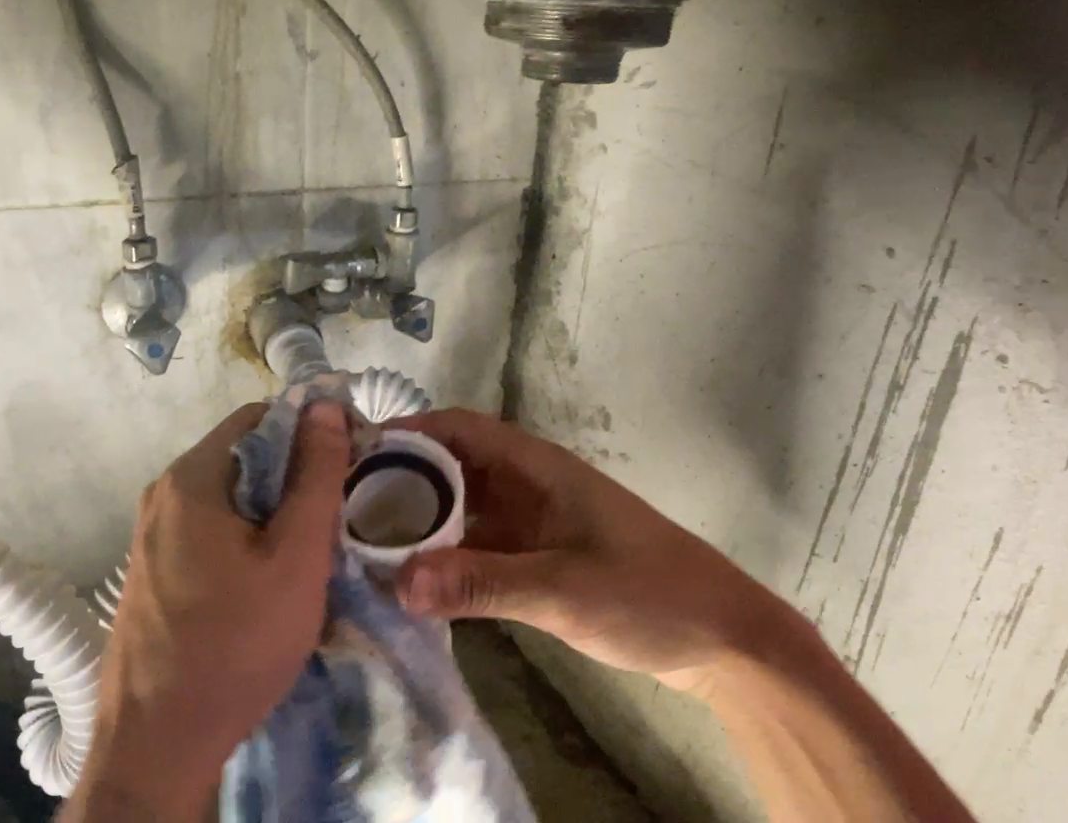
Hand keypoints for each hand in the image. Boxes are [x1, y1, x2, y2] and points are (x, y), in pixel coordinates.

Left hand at [65, 400, 349, 820]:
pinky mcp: (154, 569)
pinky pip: (211, 529)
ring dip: (276, 508)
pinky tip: (274, 574)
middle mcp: (163, 493)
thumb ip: (314, 476)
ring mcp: (152, 533)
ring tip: (317, 543)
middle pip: (244, 455)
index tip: (355, 456)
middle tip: (342, 507)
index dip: (312, 426)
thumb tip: (323, 405)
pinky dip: (249, 535)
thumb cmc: (235, 645)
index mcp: (192, 478)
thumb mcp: (295, 558)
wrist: (157, 745)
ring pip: (231, 496)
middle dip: (297, 472)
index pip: (261, 416)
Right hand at [389, 408, 781, 676]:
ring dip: (421, 524)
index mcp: (537, 468)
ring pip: (463, 509)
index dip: (407, 433)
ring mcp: (533, 524)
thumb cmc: (648, 594)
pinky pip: (479, 547)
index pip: (459, 429)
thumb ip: (481, 584)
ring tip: (365, 546)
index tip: (353, 456)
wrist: (724, 639)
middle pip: (452, 468)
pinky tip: (413, 582)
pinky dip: (447, 559)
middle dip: (401, 482)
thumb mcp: (562, 589)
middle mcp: (528, 486)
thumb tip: (397, 582)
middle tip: (344, 511)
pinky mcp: (539, 559)